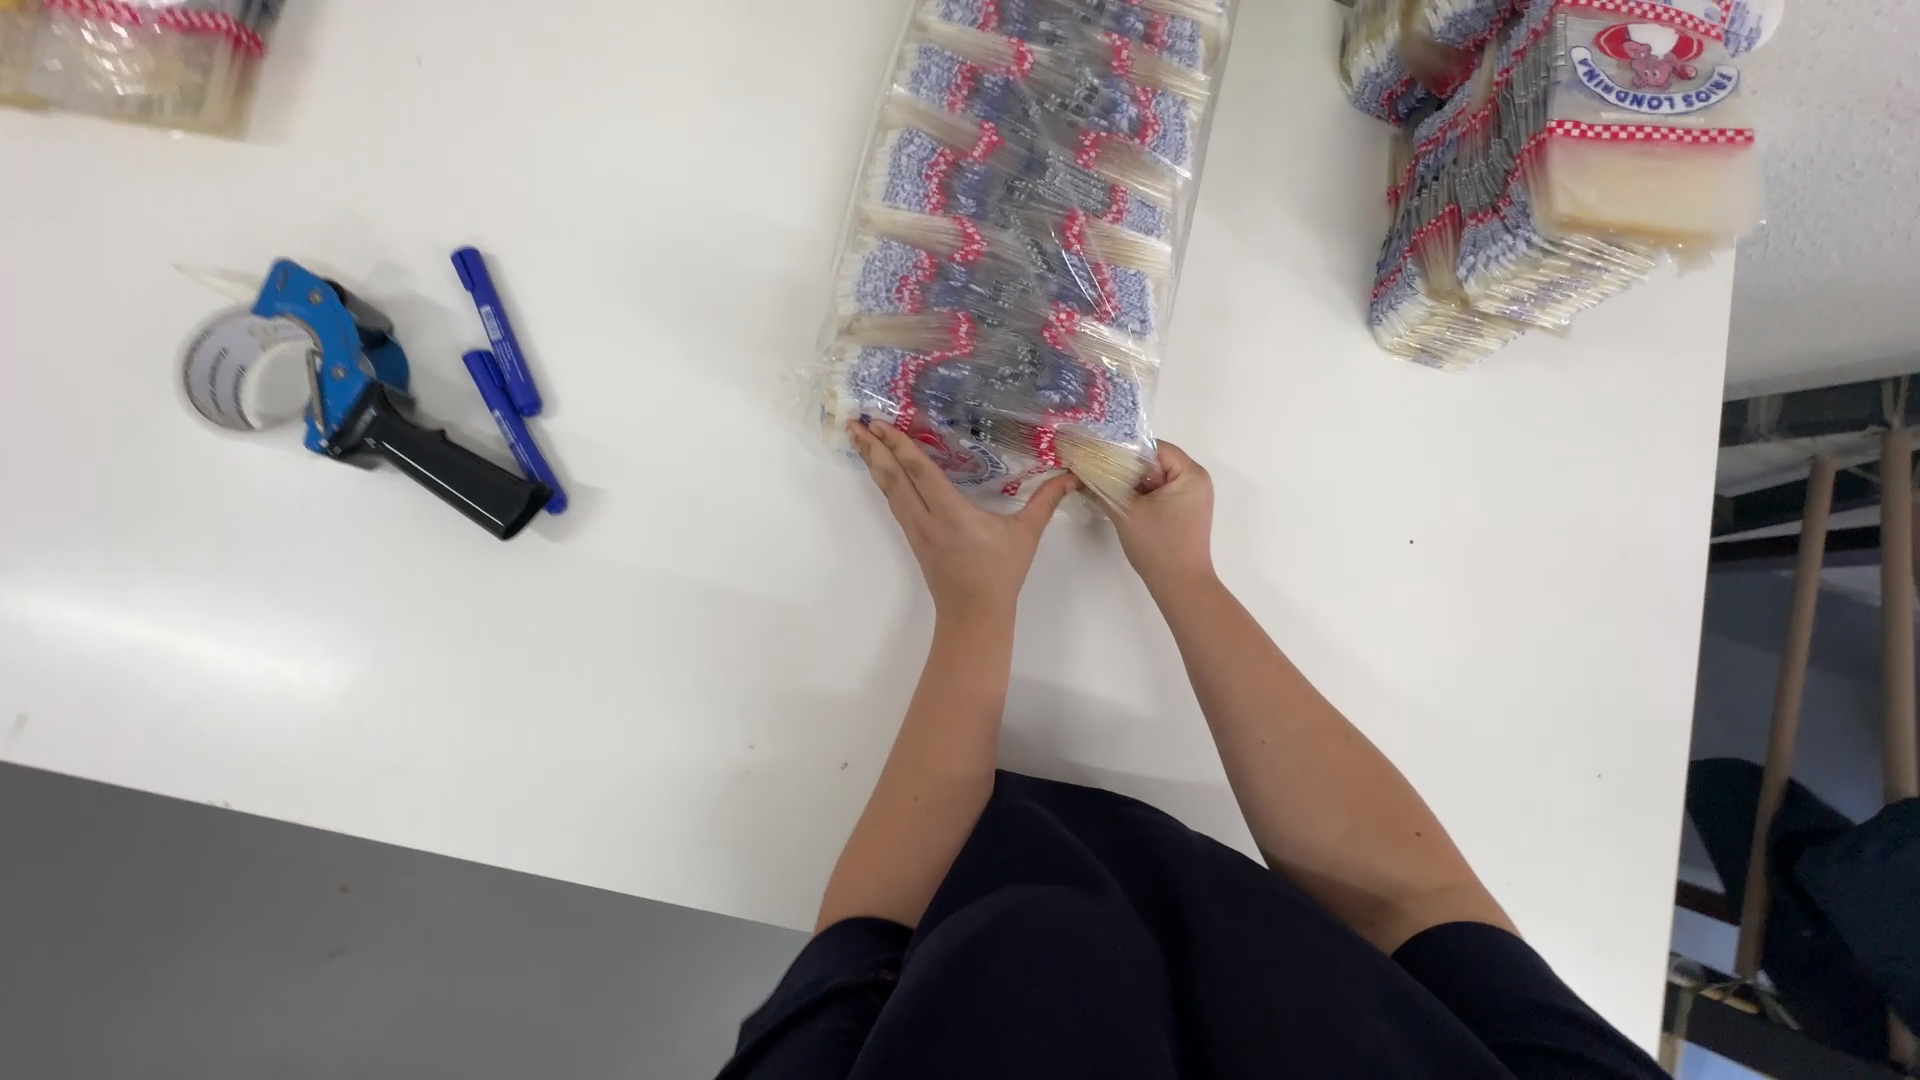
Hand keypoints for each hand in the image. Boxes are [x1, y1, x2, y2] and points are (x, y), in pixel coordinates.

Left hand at [850, 420, 1077, 621]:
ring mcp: (916, 529)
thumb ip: (1045, 502)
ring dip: (873, 463)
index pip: (918, 470)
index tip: (880, 423)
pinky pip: (895, 503)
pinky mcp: (915, 539)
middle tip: (855, 422)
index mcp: (949, 511)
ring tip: (859, 440)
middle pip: (892, 476)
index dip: (898, 444)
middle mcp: (925, 517)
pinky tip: (882, 473)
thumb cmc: (999, 573)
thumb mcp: (1025, 535)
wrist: (973, 613)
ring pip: (889, 490)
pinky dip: (885, 482)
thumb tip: (1070, 477)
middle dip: (872, 448)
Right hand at [1110, 441, 1215, 592]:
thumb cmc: (1158, 546)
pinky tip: (1122, 502)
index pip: (1155, 448)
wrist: (1179, 584)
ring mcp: (1192, 496)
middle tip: (1100, 473)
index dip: (1126, 451)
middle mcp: (1196, 480)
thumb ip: (1104, 485)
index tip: (1100, 459)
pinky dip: (1141, 494)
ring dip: (1132, 482)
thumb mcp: (1126, 511)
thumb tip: (1083, 468)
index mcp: (1190, 474)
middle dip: (1127, 468)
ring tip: (1108, 488)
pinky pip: (1159, 492)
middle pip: (1156, 461)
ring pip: (1155, 478)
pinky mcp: (1184, 510)